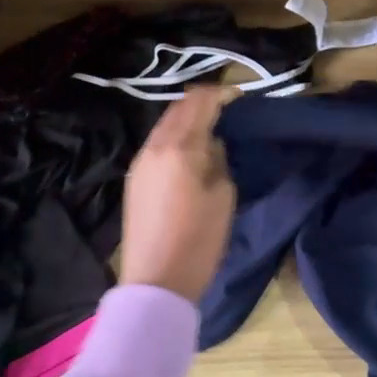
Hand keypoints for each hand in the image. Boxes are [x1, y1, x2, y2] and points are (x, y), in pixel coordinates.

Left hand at [120, 86, 238, 302]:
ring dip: (188, 117)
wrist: (157, 283)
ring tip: (212, 126)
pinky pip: (158, 142)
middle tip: (229, 108)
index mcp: (180, 147)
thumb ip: (218, 158)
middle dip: (204, 101)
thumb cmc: (199, 238)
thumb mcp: (224, 193)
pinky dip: (176, 135)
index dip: (223, 94)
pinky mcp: (135, 179)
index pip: (201, 102)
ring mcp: (140, 162)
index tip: (242, 98)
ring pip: (166, 123)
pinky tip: (191, 149)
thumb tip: (212, 143)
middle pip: (179, 107)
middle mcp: (155, 146)